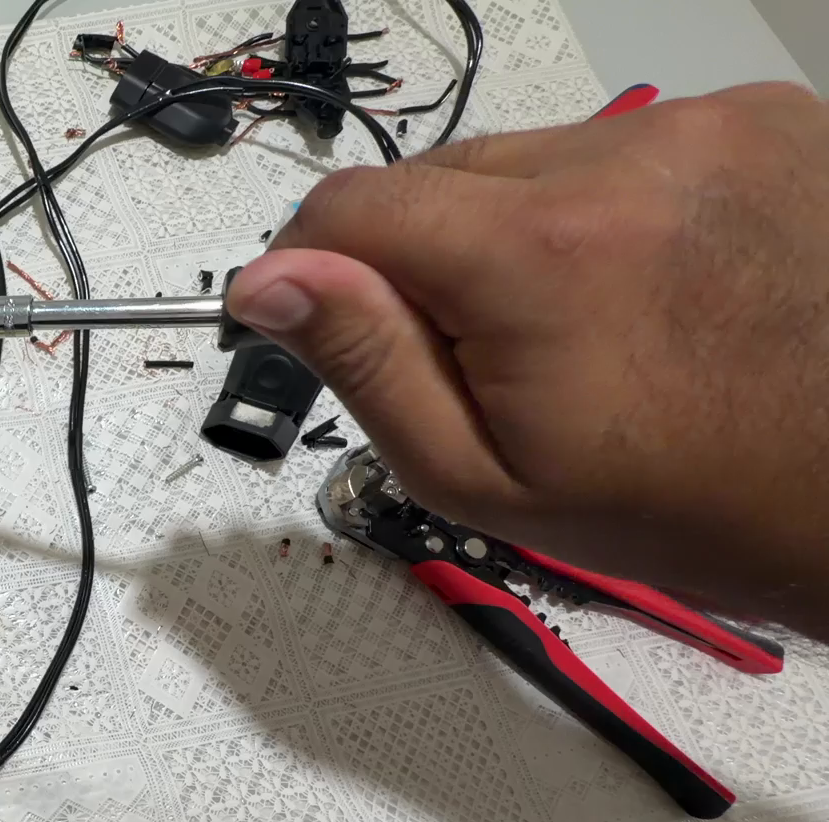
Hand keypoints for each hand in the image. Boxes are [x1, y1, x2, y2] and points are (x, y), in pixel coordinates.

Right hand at [225, 82, 828, 636]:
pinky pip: (585, 152)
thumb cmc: (649, 501)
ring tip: (532, 321)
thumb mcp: (460, 465)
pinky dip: (555, 212)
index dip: (302, 265)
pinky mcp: (758, 120)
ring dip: (474, 235)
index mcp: (539, 252)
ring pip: (497, 161)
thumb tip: (263, 283)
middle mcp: (627, 156)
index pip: (345, 208)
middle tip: (444, 348)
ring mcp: (708, 126)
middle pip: (418, 179)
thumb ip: (359, 360)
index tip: (316, 324)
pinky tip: (598, 282)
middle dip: (394, 258)